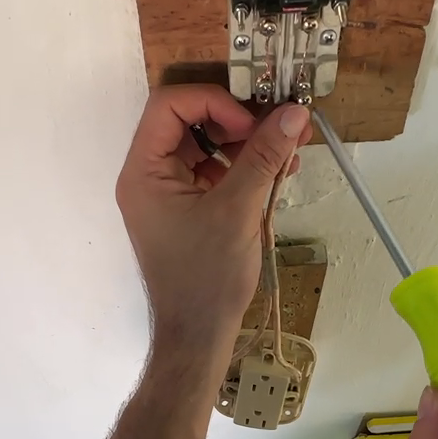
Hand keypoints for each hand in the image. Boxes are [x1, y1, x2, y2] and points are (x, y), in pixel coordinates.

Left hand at [114, 85, 312, 357]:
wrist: (198, 337)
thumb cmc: (206, 280)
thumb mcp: (237, 211)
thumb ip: (263, 157)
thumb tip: (294, 114)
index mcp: (144, 173)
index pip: (170, 105)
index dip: (214, 101)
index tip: (252, 122)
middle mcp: (149, 178)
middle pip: (189, 122)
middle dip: (238, 120)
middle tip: (280, 125)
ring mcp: (168, 196)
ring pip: (206, 148)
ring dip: (248, 145)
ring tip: (289, 151)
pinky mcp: (187, 213)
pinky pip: (214, 176)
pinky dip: (244, 171)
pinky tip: (278, 174)